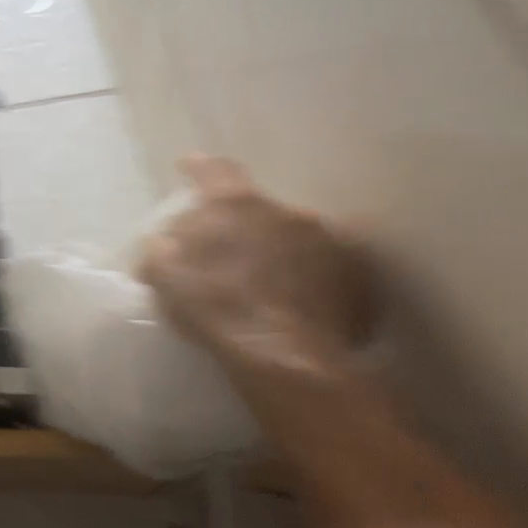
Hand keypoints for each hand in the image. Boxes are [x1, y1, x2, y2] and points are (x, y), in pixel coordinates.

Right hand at [138, 155, 373, 371]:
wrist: (288, 361)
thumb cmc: (214, 309)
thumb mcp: (164, 275)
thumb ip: (163, 247)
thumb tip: (167, 241)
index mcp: (235, 205)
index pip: (214, 171)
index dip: (199, 167)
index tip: (189, 166)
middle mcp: (289, 212)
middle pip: (260, 208)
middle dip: (245, 223)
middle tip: (231, 248)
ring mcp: (333, 243)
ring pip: (298, 236)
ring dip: (282, 248)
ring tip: (270, 277)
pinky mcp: (364, 278)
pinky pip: (330, 266)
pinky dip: (314, 275)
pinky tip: (301, 298)